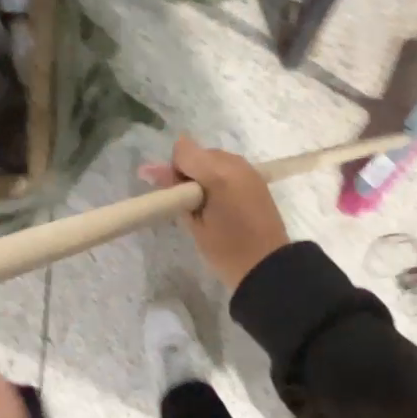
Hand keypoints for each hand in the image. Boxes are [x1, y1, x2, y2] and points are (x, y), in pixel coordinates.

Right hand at [140, 136, 289, 289]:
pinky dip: (220, 181)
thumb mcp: (194, 223)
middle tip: (189, 205)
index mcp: (218, 173)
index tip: (177, 195)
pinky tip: (223, 205)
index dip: (174, 170)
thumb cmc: (226, 250)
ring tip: (207, 207)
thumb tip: (148, 170)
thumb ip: (174, 192)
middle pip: (200, 153)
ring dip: (205, 176)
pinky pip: (230, 170)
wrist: (268, 267)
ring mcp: (249, 170)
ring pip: (215, 160)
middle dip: (189, 173)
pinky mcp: (258, 179)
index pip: (182, 151)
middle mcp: (235, 163)